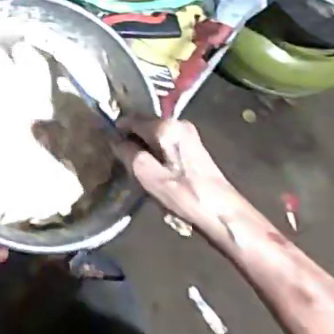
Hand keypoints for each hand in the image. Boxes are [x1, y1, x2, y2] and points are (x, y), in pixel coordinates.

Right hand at [112, 116, 264, 249]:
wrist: (225, 214)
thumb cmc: (186, 196)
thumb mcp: (149, 177)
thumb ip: (128, 154)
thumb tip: (115, 141)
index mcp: (166, 125)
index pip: (130, 119)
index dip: (117, 132)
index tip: (108, 149)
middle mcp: (178, 122)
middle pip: (143, 127)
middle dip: (132, 143)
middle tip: (125, 166)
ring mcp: (188, 134)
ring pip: (154, 137)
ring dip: (144, 152)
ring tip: (141, 175)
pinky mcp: (193, 148)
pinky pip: (165, 145)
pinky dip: (157, 157)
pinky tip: (159, 178)